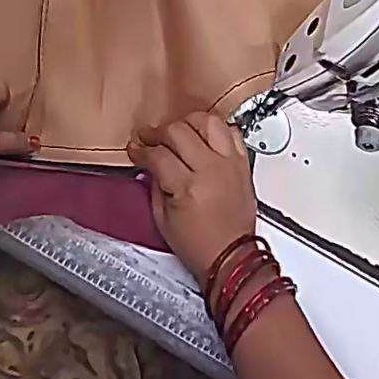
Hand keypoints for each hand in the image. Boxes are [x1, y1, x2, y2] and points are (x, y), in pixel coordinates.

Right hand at [127, 112, 257, 281]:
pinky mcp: (242, 163)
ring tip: (178, 131)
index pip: (157, 154)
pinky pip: (231, 132)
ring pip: (207, 121)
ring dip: (187, 123)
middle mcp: (211, 170)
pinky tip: (204, 136)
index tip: (135, 150)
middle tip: (149, 139)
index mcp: (188, 187)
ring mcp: (229, 164)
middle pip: (178, 131)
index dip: (141, 150)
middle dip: (157, 133)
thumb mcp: (163, 218)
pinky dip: (216, 129)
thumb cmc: (199, 244)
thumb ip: (155, 184)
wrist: (232, 257)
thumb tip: (149, 162)